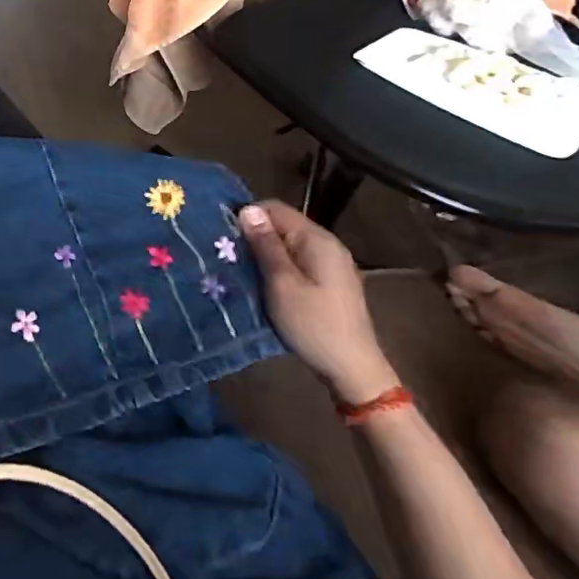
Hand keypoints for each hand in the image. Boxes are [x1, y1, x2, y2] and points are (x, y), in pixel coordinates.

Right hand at [239, 201, 399, 404]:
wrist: (353, 370)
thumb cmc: (313, 324)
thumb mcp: (282, 283)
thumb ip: (266, 245)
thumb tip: (248, 209)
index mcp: (317, 239)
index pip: (275, 208)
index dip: (248, 217)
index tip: (225, 236)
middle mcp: (327, 244)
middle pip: (283, 226)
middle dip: (255, 237)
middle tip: (229, 256)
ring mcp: (331, 264)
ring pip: (288, 246)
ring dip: (265, 255)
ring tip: (241, 271)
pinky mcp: (329, 283)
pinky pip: (298, 263)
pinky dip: (279, 269)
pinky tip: (265, 285)